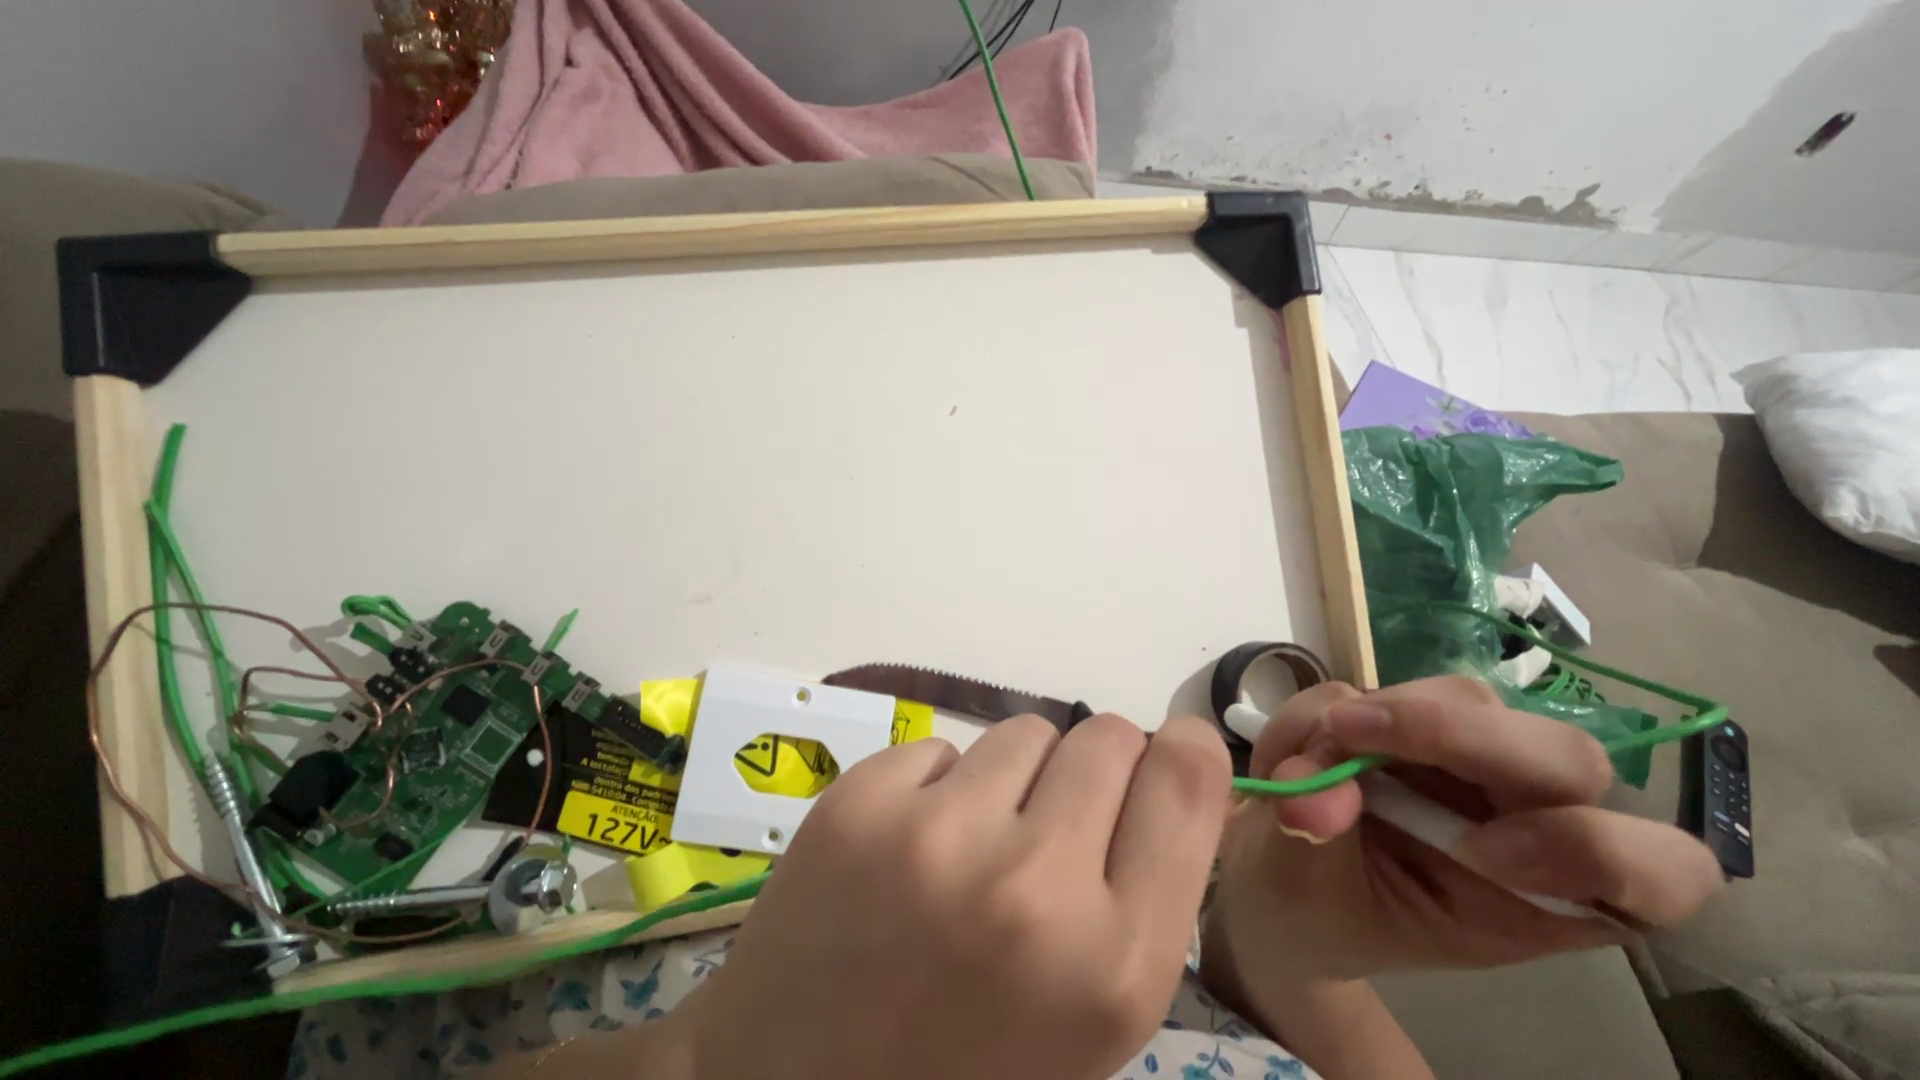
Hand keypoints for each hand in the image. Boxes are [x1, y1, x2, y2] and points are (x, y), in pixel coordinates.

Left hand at [680, 712, 1232, 1079]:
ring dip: (1016, 778)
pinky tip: (906, 850)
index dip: (1185, 753)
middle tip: (1054, 822)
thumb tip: (1173, 771)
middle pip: (1108, 736)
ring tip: (973, 845)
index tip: (1167, 756)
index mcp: (1112, 962)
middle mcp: (1031, 885)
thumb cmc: (965, 1069)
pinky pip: (940, 748)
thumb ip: (1144, 895)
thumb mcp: (1093, 1019)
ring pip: (1024, 732)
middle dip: (1096, 770)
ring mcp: (935, 835)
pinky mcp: (857, 803)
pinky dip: (937, 787)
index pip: (1186, 781)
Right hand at [1208, 676, 1724, 987]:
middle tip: (1348, 735)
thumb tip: (1311, 785)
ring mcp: (1473, 761)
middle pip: (1563, 755)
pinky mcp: (1416, 722)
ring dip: (1370, 719)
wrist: (1277, 885)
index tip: (1477, 854)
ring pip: (1469, 699)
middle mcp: (1531, 819)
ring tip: (1293, 765)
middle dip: (1455, 733)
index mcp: (1547, 900)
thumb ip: (1312, 843)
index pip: (1659, 872)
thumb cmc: (1316, 917)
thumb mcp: (1308, 903)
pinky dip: (1323, 711)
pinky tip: (1290, 751)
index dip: (1591, 849)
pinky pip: (1383, 687)